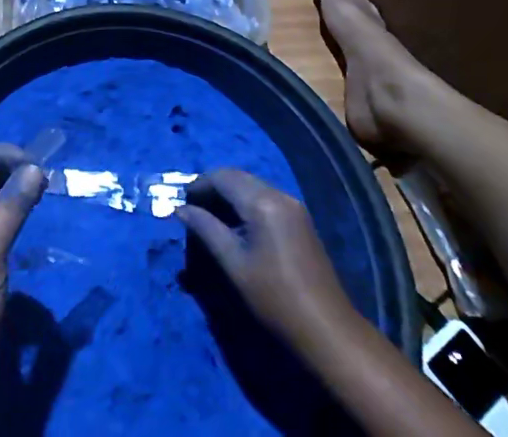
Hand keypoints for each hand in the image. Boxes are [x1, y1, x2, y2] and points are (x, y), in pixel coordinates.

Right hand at [178, 168, 356, 346]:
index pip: (222, 177)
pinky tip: (236, 225)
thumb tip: (180, 209)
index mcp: (262, 203)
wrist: (327, 328)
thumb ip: (205, 229)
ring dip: (229, 194)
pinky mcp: (300, 219)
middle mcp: (280, 195)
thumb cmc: (274, 297)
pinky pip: (265, 198)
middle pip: (238, 177)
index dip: (198, 185)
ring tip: (210, 218)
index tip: (181, 203)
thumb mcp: (233, 263)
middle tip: (193, 209)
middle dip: (212, 187)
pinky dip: (245, 203)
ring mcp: (294, 206)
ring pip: (252, 186)